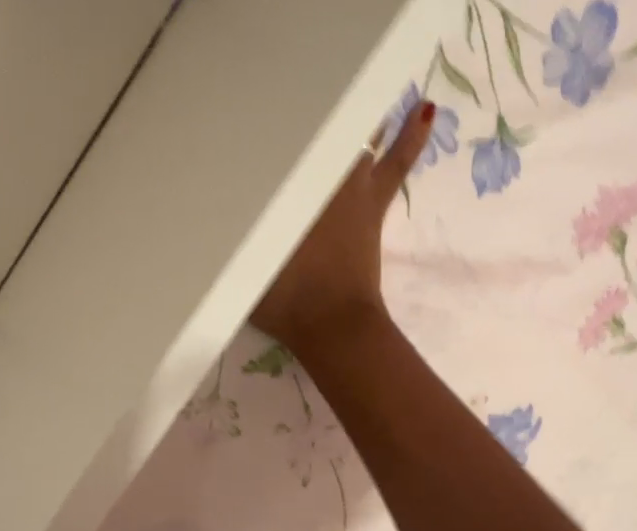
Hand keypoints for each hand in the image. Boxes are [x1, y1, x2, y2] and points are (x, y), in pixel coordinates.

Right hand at [251, 99, 433, 352]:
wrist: (330, 324)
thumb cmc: (283, 301)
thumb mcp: (242, 269)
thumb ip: (232, 238)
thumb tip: (214, 219)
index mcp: (281, 192)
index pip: (267, 154)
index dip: (256, 146)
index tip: (241, 146)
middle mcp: (314, 178)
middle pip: (308, 140)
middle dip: (297, 132)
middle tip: (287, 115)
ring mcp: (348, 188)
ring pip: (346, 139)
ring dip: (343, 122)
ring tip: (341, 99)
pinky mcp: (373, 205)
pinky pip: (396, 162)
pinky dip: (410, 137)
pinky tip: (423, 110)